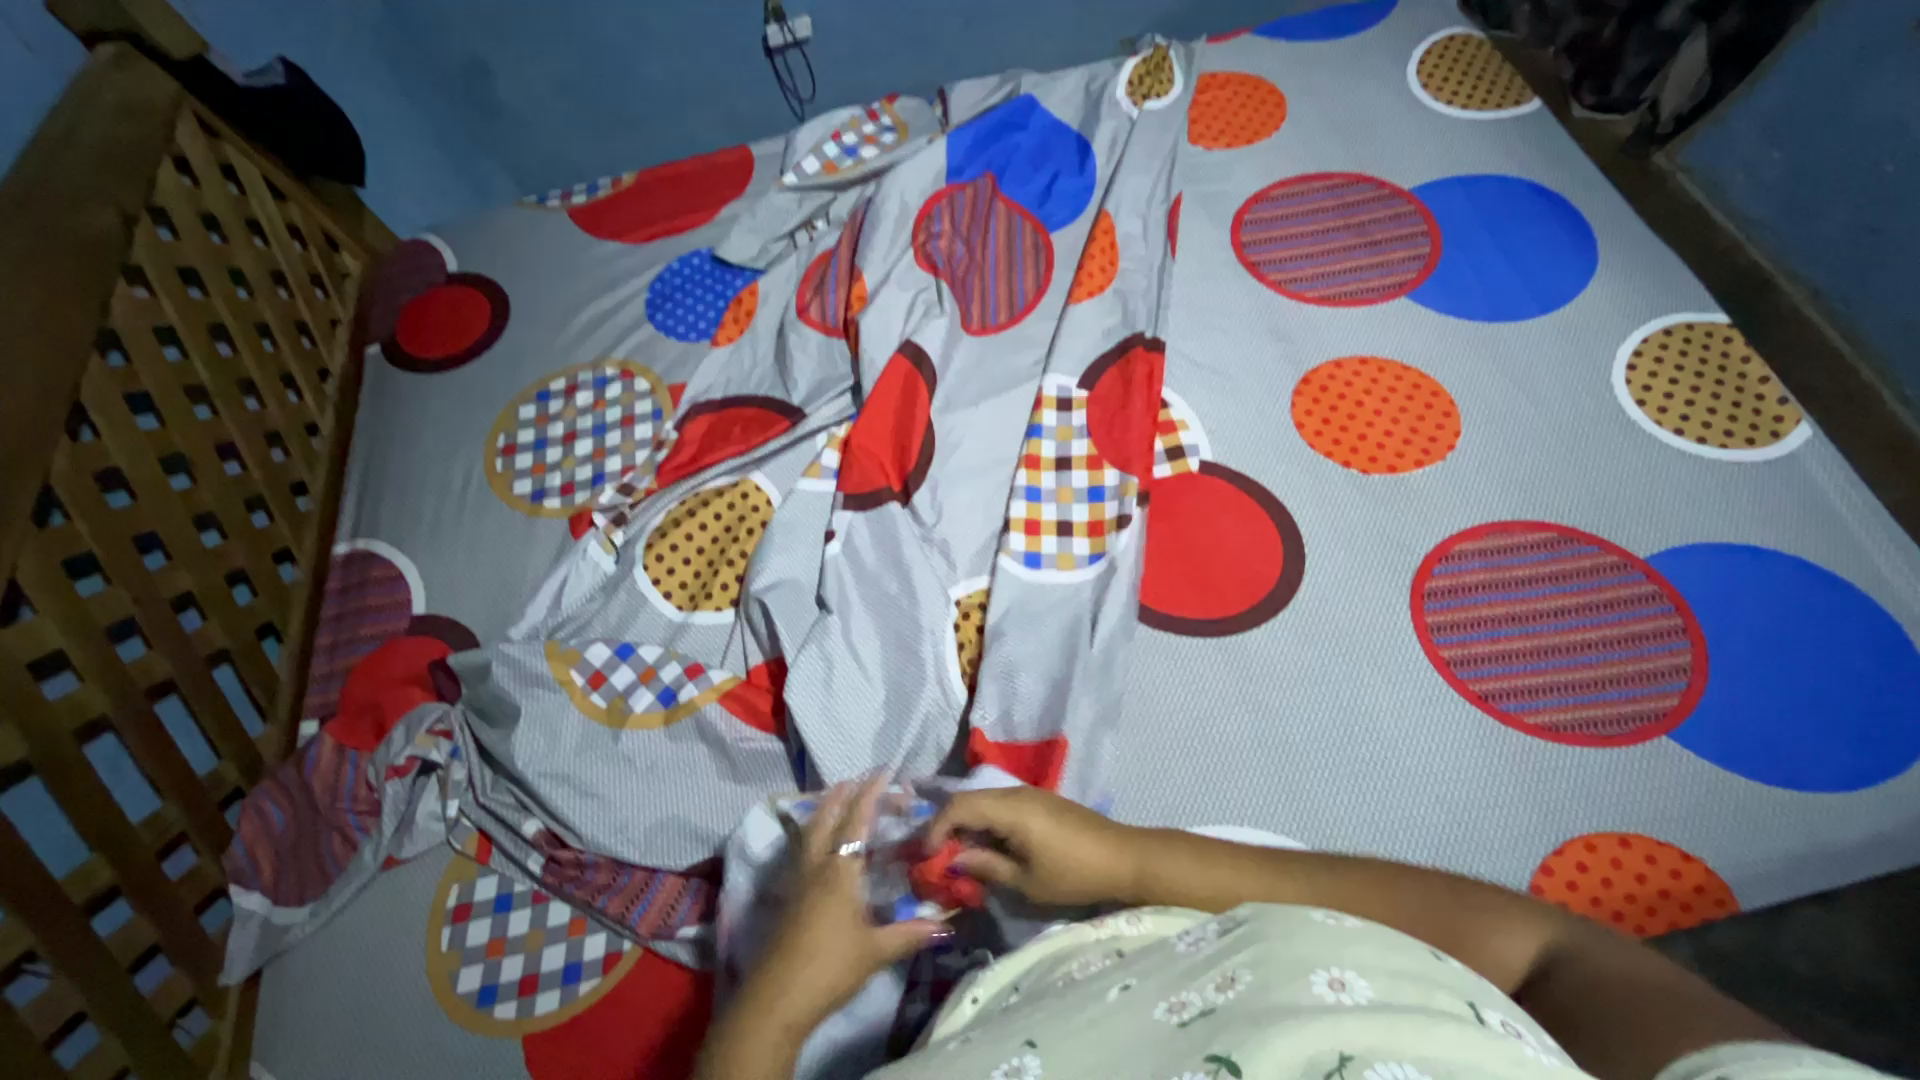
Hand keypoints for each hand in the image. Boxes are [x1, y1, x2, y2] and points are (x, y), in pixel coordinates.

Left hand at [735, 778, 948, 1030]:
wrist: (777, 999)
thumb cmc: (830, 967)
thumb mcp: (876, 950)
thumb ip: (910, 933)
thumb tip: (947, 924)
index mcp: (840, 870)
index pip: (857, 821)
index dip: (870, 794)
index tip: (882, 772)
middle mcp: (815, 867)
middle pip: (825, 819)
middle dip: (840, 796)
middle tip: (853, 779)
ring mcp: (795, 882)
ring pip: (806, 834)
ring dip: (821, 813)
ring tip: (831, 801)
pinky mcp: (784, 900)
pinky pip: (799, 853)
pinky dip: (810, 837)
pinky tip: (814, 848)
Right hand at [924, 785, 1146, 905]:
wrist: (1125, 858)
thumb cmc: (1074, 874)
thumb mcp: (1026, 880)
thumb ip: (986, 867)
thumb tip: (955, 860)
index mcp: (1010, 807)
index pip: (958, 806)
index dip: (936, 829)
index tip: (926, 857)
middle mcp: (1016, 792)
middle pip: (968, 800)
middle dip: (947, 826)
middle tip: (936, 858)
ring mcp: (1030, 794)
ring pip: (984, 802)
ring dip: (967, 825)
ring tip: (959, 856)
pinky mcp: (1040, 802)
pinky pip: (1001, 805)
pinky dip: (986, 823)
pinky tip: (987, 848)